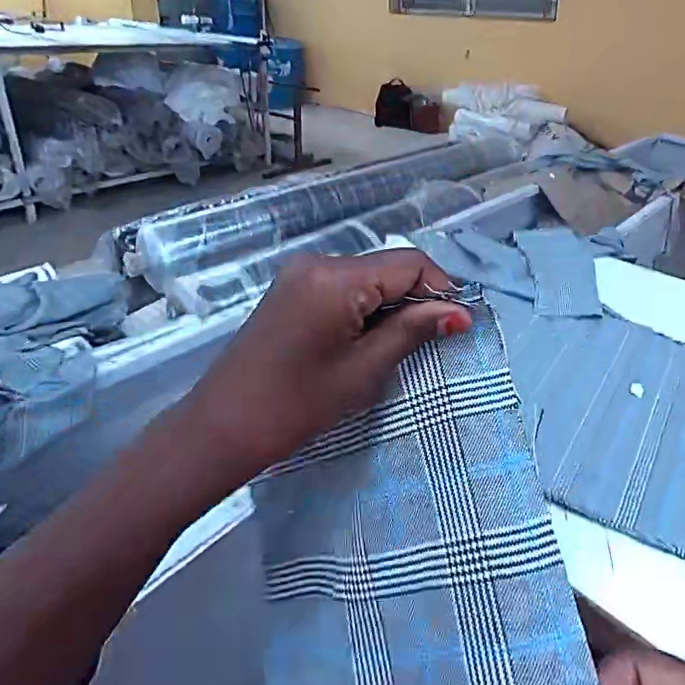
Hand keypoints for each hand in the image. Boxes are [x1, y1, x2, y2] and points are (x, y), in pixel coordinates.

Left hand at [176, 249, 472, 477]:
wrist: (224, 423)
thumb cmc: (297, 404)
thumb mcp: (363, 370)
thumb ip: (412, 331)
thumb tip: (459, 312)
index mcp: (336, 277)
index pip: (409, 263)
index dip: (441, 289)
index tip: (459, 326)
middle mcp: (317, 261)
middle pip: (387, 266)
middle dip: (416, 297)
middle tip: (433, 341)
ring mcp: (300, 271)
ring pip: (366, 275)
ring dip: (390, 302)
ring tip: (395, 345)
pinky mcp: (291, 285)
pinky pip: (342, 284)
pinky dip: (363, 304)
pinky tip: (364, 338)